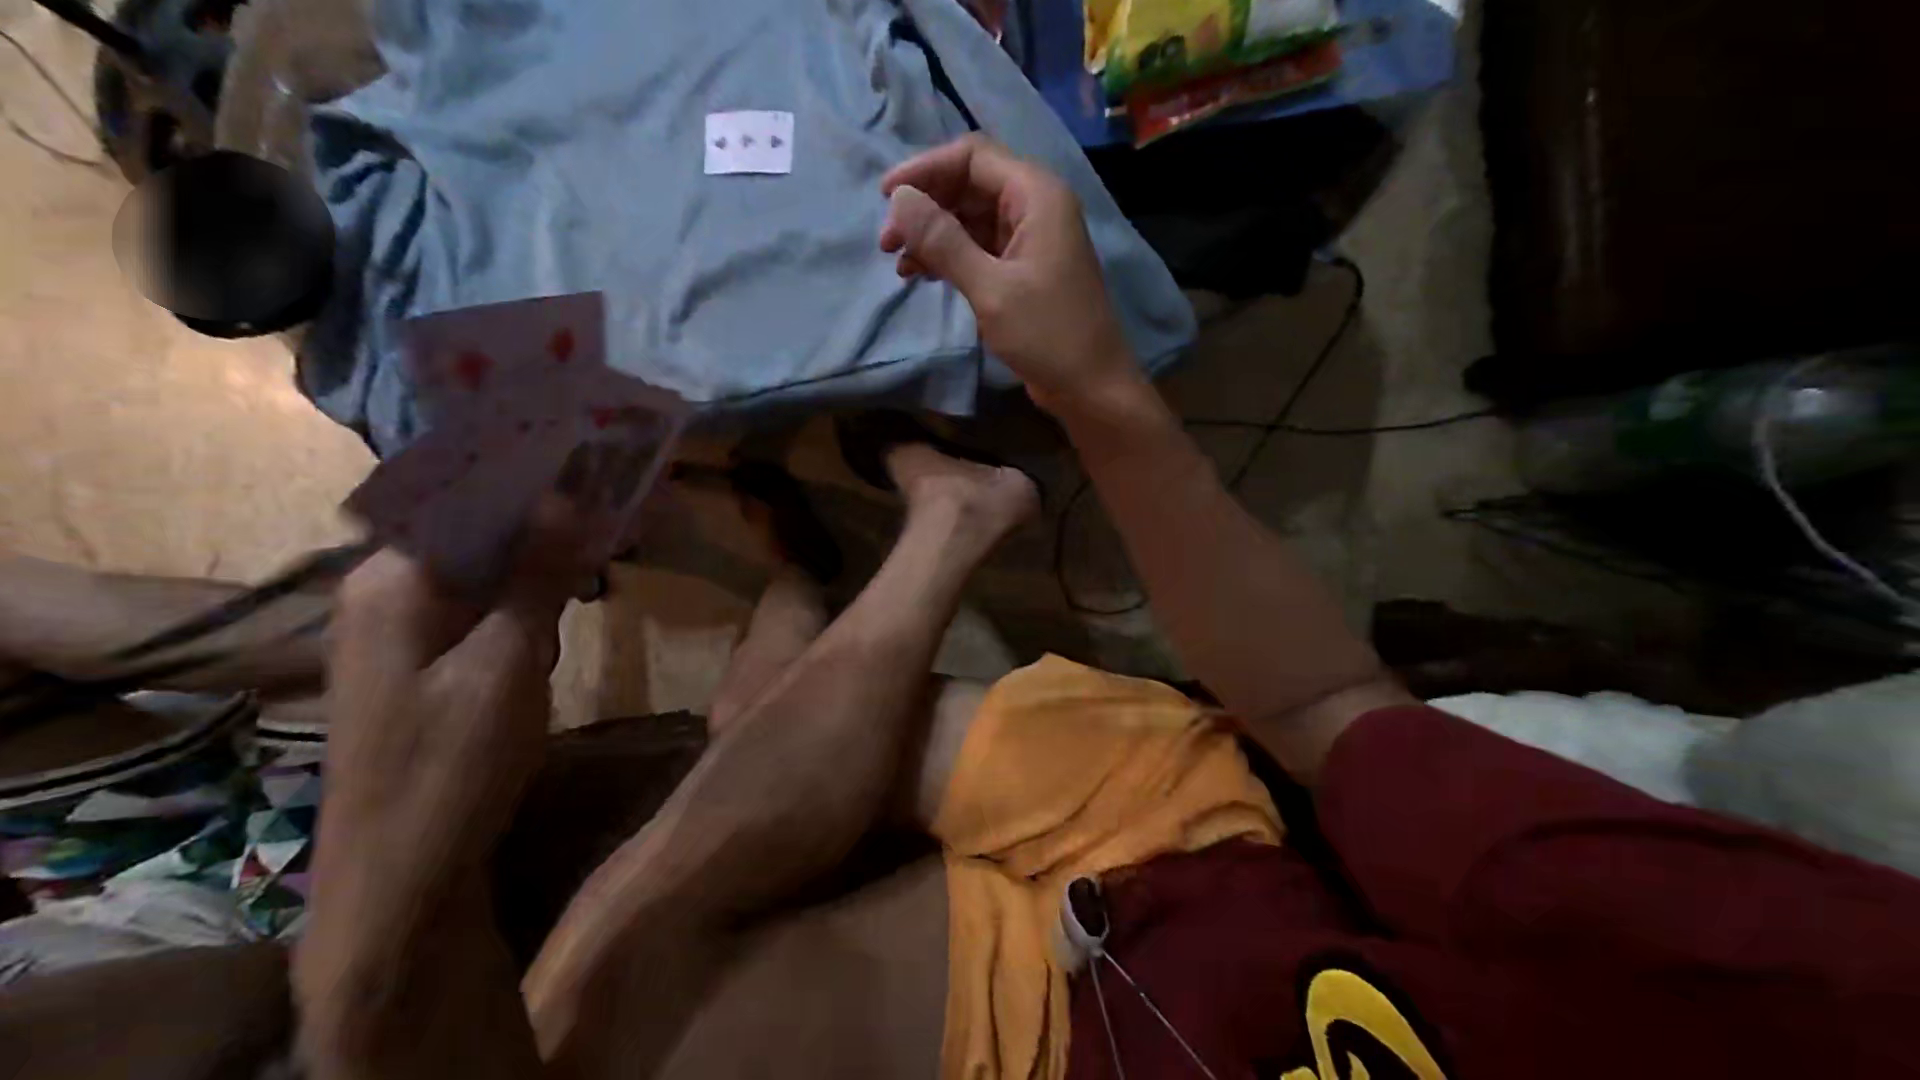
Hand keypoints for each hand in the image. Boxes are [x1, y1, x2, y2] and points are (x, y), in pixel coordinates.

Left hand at [297, 500, 588, 1016]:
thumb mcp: (509, 662)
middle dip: (546, 520)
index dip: (532, 474)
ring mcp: (402, 630)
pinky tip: (558, 620)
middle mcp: (385, 591)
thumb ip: (536, 575)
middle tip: (615, 509)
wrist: (402, 875)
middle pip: (476, 530)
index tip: (596, 457)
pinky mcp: (425, 662)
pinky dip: (523, 604)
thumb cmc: (454, 763)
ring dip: (540, 565)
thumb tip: (568, 494)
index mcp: (392, 580)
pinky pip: (481, 608)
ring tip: (599, 558)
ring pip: (485, 571)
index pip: (465, 496)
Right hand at [880, 135, 1141, 414]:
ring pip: (971, 218)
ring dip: (933, 234)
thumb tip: (898, 200)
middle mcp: (1035, 206)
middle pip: (969, 184)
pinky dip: (950, 256)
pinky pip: (979, 247)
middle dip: (925, 206)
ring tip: (899, 263)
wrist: (1090, 387)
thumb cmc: (1048, 335)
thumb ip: (944, 242)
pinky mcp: (1022, 270)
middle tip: (887, 242)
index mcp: (1036, 195)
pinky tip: (922, 275)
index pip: (972, 157)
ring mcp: (1029, 239)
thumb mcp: (991, 289)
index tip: (885, 197)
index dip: (925, 169)